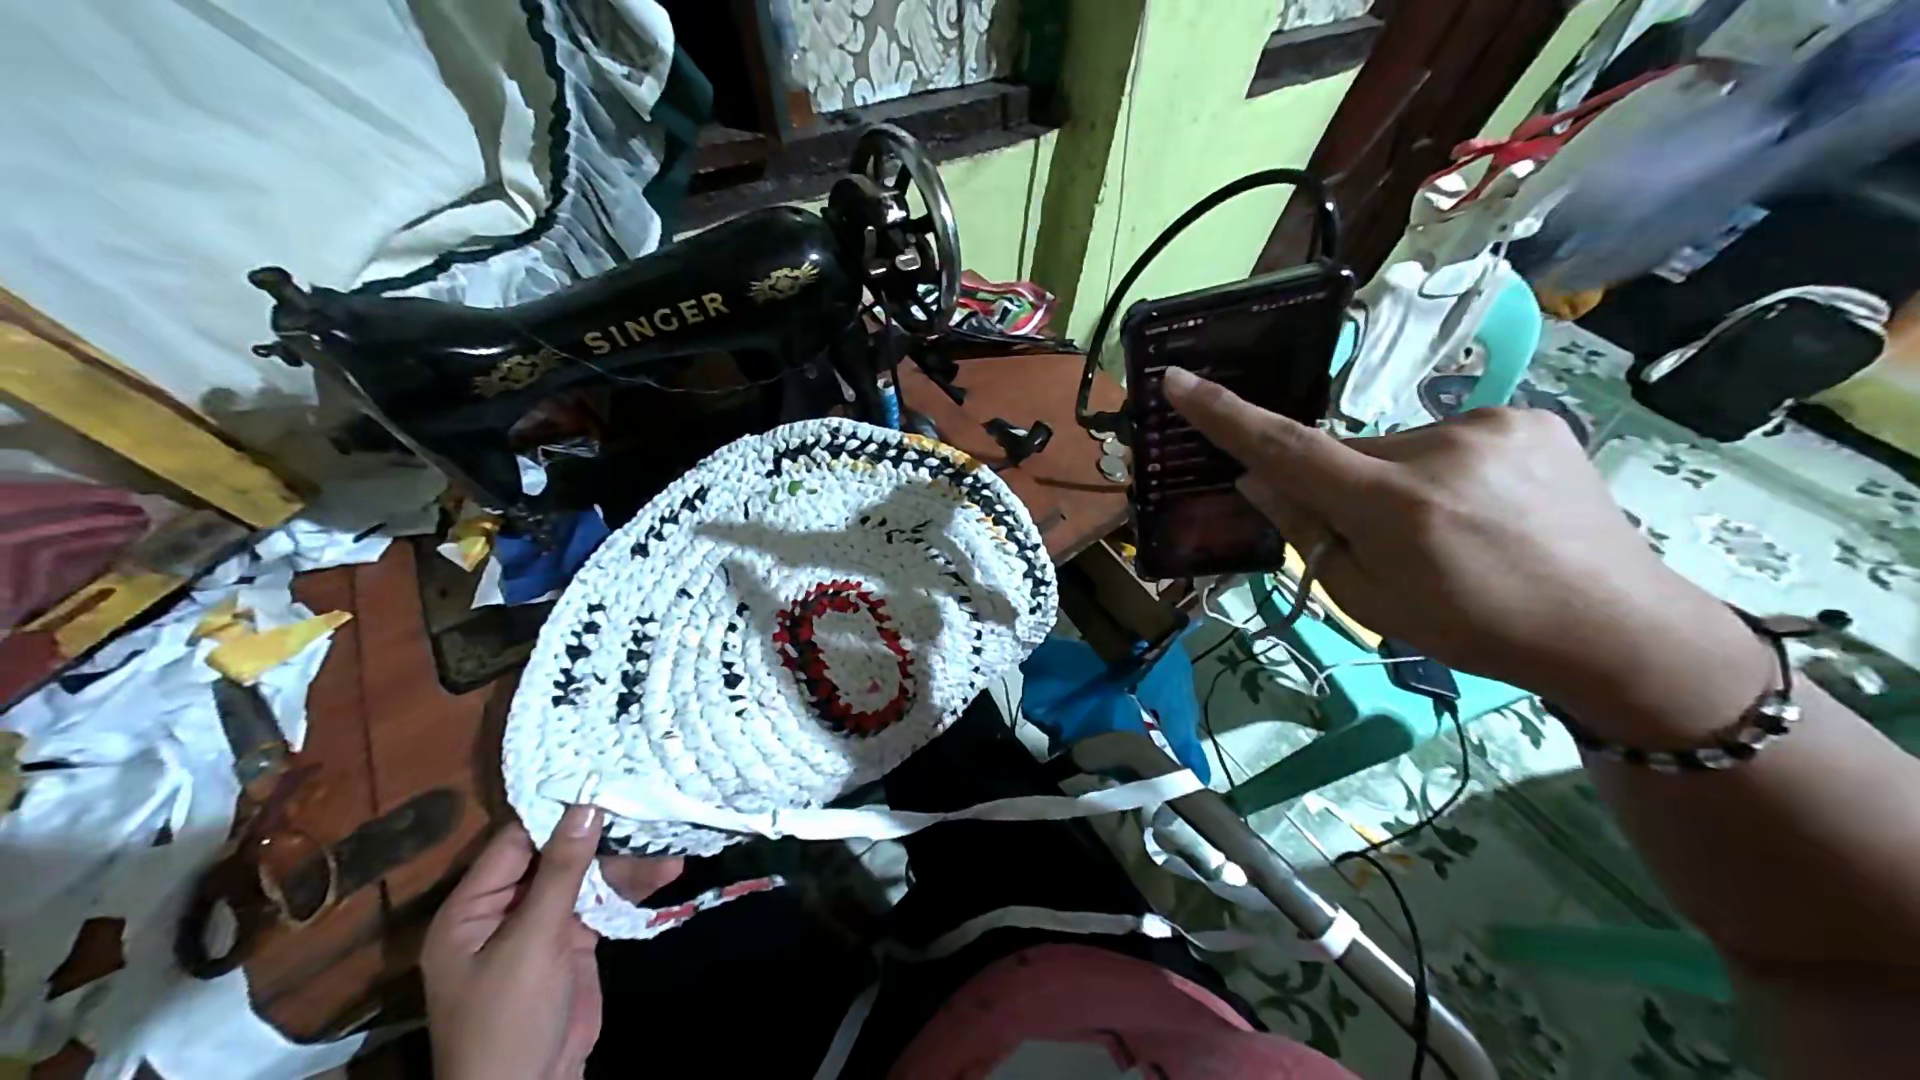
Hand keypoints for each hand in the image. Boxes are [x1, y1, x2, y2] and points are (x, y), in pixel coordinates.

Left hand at [422, 808, 682, 1079]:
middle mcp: (505, 908)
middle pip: (557, 856)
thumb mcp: (533, 940)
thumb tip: (586, 806)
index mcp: (473, 907)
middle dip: (603, 838)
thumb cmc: (509, 1015)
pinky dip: (631, 888)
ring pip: (586, 877)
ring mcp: (541, 924)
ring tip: (670, 849)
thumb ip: (560, 871)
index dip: (558, 812)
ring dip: (627, 865)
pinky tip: (664, 873)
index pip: (516, 842)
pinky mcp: (572, 940)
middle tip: (647, 809)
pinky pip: (602, 901)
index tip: (604, 781)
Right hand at [1162, 367, 1772, 734]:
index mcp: (1395, 506)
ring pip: (1395, 446)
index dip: (1225, 415)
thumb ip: (1307, 532)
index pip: (1286, 448)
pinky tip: (1479, 508)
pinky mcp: (1528, 417)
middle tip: (1372, 534)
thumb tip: (1258, 480)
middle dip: (1337, 485)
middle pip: (1345, 452)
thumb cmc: (1474, 630)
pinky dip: (1437, 469)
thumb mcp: (1370, 598)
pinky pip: (1444, 438)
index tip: (1177, 381)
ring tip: (1442, 528)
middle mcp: (1440, 448)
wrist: (1616, 629)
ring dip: (1391, 480)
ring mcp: (1492, 424)